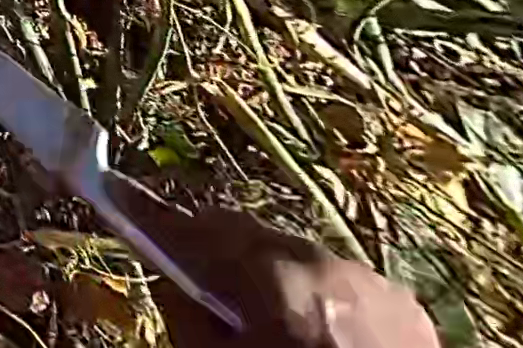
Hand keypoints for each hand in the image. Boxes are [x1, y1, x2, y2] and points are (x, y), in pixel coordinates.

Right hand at [106, 179, 439, 347]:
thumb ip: (181, 306)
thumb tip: (157, 261)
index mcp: (277, 280)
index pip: (192, 227)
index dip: (150, 216)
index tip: (118, 194)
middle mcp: (324, 262)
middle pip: (242, 233)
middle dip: (215, 248)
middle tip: (202, 280)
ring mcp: (372, 281)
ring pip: (289, 251)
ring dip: (266, 268)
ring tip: (264, 312)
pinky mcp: (405, 303)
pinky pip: (336, 277)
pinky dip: (314, 291)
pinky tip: (314, 327)